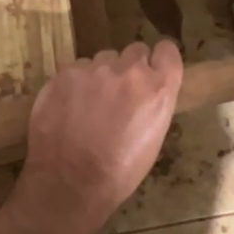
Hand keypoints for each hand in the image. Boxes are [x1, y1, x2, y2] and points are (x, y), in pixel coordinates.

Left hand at [14, 41, 183, 233]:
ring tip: (90, 105)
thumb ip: (153, 103)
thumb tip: (145, 92)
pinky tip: (69, 108)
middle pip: (134, 51)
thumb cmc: (119, 172)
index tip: (153, 70)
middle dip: (129, 68)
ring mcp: (94, 69)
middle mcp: (129, 71)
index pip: (168, 51)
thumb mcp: (153, 138)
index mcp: (158, 89)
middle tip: (119, 94)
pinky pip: (76, 69)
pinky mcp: (65, 73)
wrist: (70, 183)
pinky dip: (75, 84)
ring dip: (101, 75)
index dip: (159, 60)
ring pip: (102, 59)